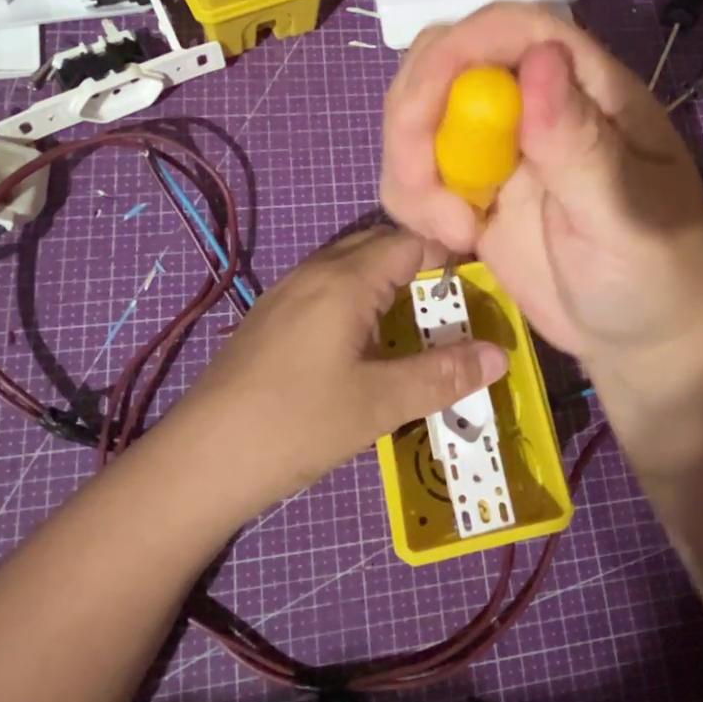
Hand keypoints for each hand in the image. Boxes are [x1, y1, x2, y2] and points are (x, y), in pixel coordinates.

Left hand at [164, 227, 508, 506]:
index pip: (409, 241)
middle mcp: (313, 273)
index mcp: (344, 280)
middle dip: (421, 266)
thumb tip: (501, 354)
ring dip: (388, 284)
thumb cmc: (297, 424)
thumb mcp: (380, 403)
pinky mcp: (270, 320)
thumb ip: (443, 375)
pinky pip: (327, 290)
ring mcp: (285, 294)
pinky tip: (367, 344)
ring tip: (420, 324)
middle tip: (456, 304)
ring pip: (350, 268)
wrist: (201, 460)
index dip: (449, 254)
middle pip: (377, 247)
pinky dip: (359, 301)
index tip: (481, 281)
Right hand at [381, 3, 702, 389]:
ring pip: (418, 113)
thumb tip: (541, 56)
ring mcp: (498, 145)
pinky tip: (453, 239)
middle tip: (423, 184)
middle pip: (448, 60)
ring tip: (452, 229)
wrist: (637, 339)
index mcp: (589, 91)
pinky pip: (414, 169)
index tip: (424, 106)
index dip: (461, 47)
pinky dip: (411, 198)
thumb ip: (580, 145)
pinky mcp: (471, 187)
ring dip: (408, 165)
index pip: (516, 28)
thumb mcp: (626, 217)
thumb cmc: (655, 277)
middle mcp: (536, 104)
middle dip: (416, 113)